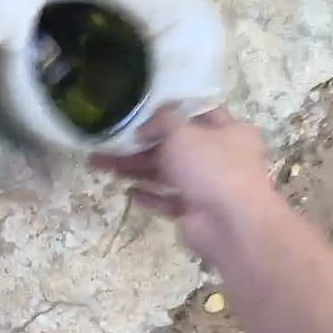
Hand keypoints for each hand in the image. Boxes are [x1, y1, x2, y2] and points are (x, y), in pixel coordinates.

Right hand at [92, 108, 280, 262]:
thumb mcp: (183, 133)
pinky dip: (147, 194)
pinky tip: (126, 191)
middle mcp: (220, 156)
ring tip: (100, 165)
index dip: (171, 108)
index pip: (199, 112)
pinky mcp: (193, 210)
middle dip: (139, 143)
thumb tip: (144, 127)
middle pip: (174, 145)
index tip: (142, 107)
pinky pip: (166, 198)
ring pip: (165, 172)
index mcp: (228, 131)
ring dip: (134, 167)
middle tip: (107, 141)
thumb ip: (161, 122)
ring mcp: (207, 185)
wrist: (232, 225)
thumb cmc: (212, 168)